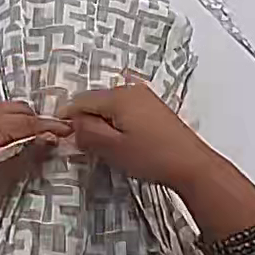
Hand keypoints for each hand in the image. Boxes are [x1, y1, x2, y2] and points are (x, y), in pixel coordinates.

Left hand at [0, 100, 68, 230]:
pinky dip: (6, 121)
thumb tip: (50, 140)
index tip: (67, 130)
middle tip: (52, 137)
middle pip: (18, 110)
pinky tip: (12, 137)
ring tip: (33, 139)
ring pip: (5, 109)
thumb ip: (29, 153)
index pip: (30, 121)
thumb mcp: (5, 174)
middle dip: (36, 121)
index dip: (50, 126)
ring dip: (21, 120)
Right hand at [58, 82, 219, 190]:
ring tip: (106, 147)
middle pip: (96, 101)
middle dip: (86, 120)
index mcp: (118, 96)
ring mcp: (145, 97)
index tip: (62, 137)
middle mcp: (131, 89)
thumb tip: (73, 123)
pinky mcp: (154, 108)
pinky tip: (123, 141)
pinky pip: (125, 110)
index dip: (68, 118)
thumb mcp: (112, 148)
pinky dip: (117, 123)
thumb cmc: (152, 157)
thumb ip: (87, 132)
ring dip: (102, 123)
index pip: (80, 100)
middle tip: (86, 146)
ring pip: (110, 106)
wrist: (191, 165)